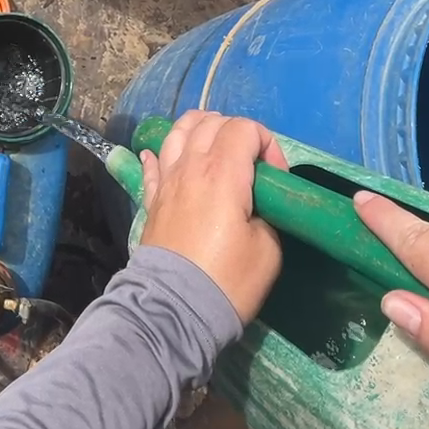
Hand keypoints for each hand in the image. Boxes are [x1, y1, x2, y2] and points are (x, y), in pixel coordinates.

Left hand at [139, 110, 288, 322]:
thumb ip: (266, 212)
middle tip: (251, 160)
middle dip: (237, 131)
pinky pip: (154, 162)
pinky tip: (165, 157)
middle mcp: (190, 165)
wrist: (176, 306)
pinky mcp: (152, 196)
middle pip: (210, 122)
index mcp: (222, 172)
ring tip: (214, 143)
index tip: (276, 175)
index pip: (244, 128)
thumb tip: (255, 202)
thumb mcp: (268, 250)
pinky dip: (163, 153)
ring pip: (178, 131)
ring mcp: (166, 178)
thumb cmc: (228, 278)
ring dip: (200, 128)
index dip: (266, 143)